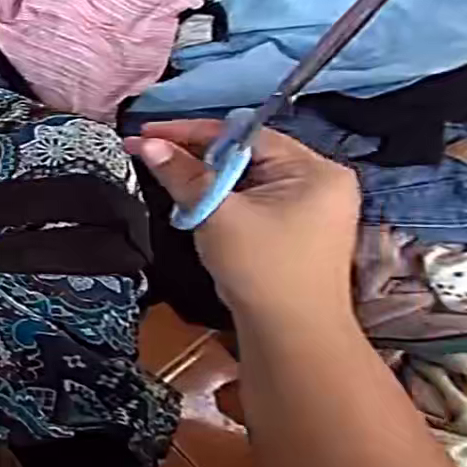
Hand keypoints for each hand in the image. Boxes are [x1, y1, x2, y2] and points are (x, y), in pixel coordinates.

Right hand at [127, 120, 358, 327]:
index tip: (147, 133)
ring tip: (165, 177)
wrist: (291, 335)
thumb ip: (182, 175)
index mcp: (313, 170)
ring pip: (244, 177)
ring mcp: (310, 206)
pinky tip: (194, 203)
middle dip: (195, 155)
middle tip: (149, 154)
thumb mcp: (215, 215)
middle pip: (245, 153)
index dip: (191, 132)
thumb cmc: (259, 269)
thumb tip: (147, 143)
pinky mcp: (296, 227)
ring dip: (204, 178)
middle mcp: (319, 180)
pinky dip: (220, 197)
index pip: (244, 134)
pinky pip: (250, 197)